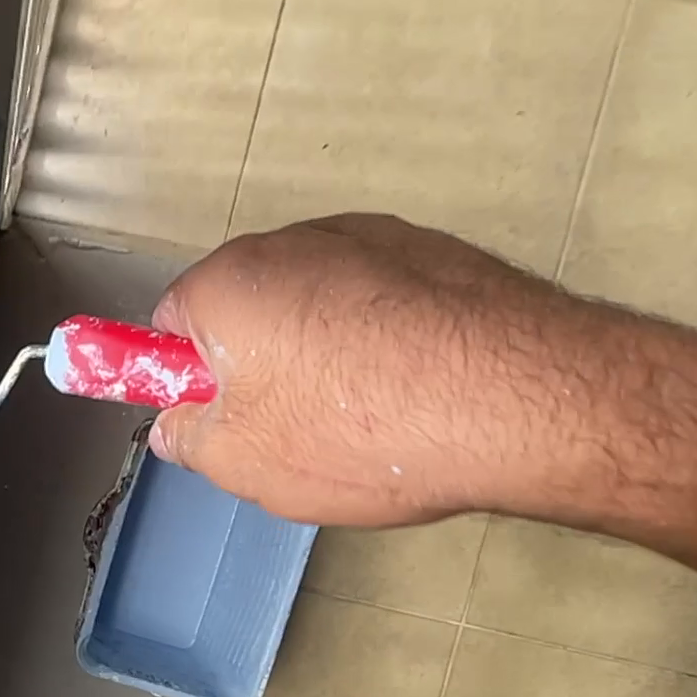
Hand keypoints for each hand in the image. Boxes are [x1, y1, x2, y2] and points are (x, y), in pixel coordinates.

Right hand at [149, 213, 590, 526]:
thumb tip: (175, 425)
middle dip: (249, 361)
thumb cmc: (356, 430)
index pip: (167, 322)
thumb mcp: (238, 460)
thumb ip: (184, 437)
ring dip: (313, 347)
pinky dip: (375, 334)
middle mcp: (287, 242)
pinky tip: (411, 383)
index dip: (185, 375)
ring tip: (362, 409)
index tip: (216, 412)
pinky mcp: (432, 248)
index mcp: (226, 283)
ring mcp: (367, 236)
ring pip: (308, 302)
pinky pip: (372, 295)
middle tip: (286, 422)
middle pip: (240, 307)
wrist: (530, 402)